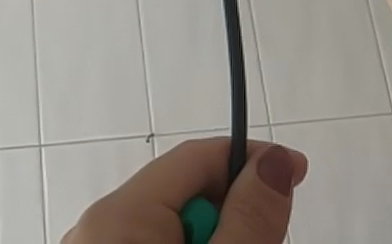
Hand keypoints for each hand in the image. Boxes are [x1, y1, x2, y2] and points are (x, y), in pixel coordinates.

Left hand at [62, 139, 306, 243]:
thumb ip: (248, 220)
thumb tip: (277, 163)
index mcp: (118, 213)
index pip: (197, 156)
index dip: (251, 159)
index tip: (296, 170)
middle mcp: (94, 227)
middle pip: (185, 193)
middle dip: (232, 210)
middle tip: (270, 238)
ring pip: (169, 227)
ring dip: (212, 237)